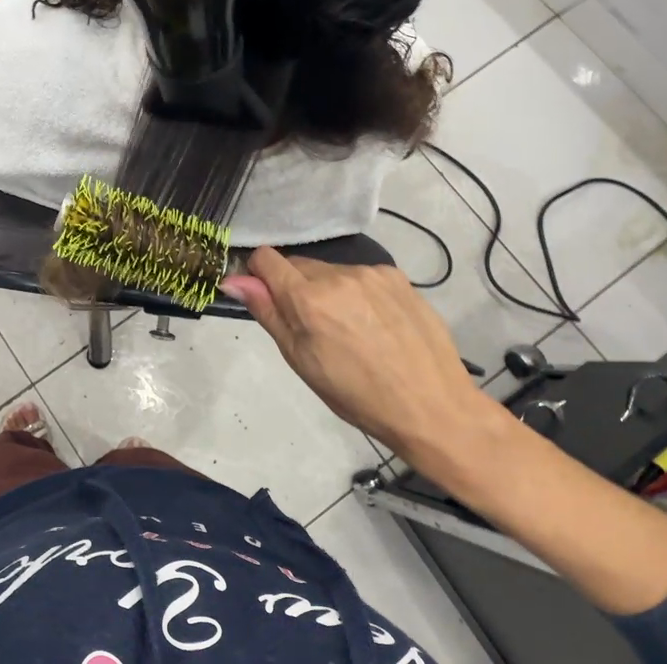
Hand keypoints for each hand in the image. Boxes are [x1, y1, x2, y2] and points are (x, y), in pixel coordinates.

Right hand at [224, 251, 499, 461]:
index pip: (266, 258)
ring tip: (349, 330)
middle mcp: (338, 275)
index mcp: (308, 298)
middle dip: (296, 288)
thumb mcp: (301, 361)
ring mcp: (372, 273)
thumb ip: (267, 313)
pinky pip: (361, 276)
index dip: (258, 275)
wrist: (434, 407)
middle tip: (312, 328)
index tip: (266, 298)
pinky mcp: (398, 278)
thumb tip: (232, 280)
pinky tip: (374, 324)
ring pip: (330, 271)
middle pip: (298, 265)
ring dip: (327, 291)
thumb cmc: (357, 395)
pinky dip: (357, 293)